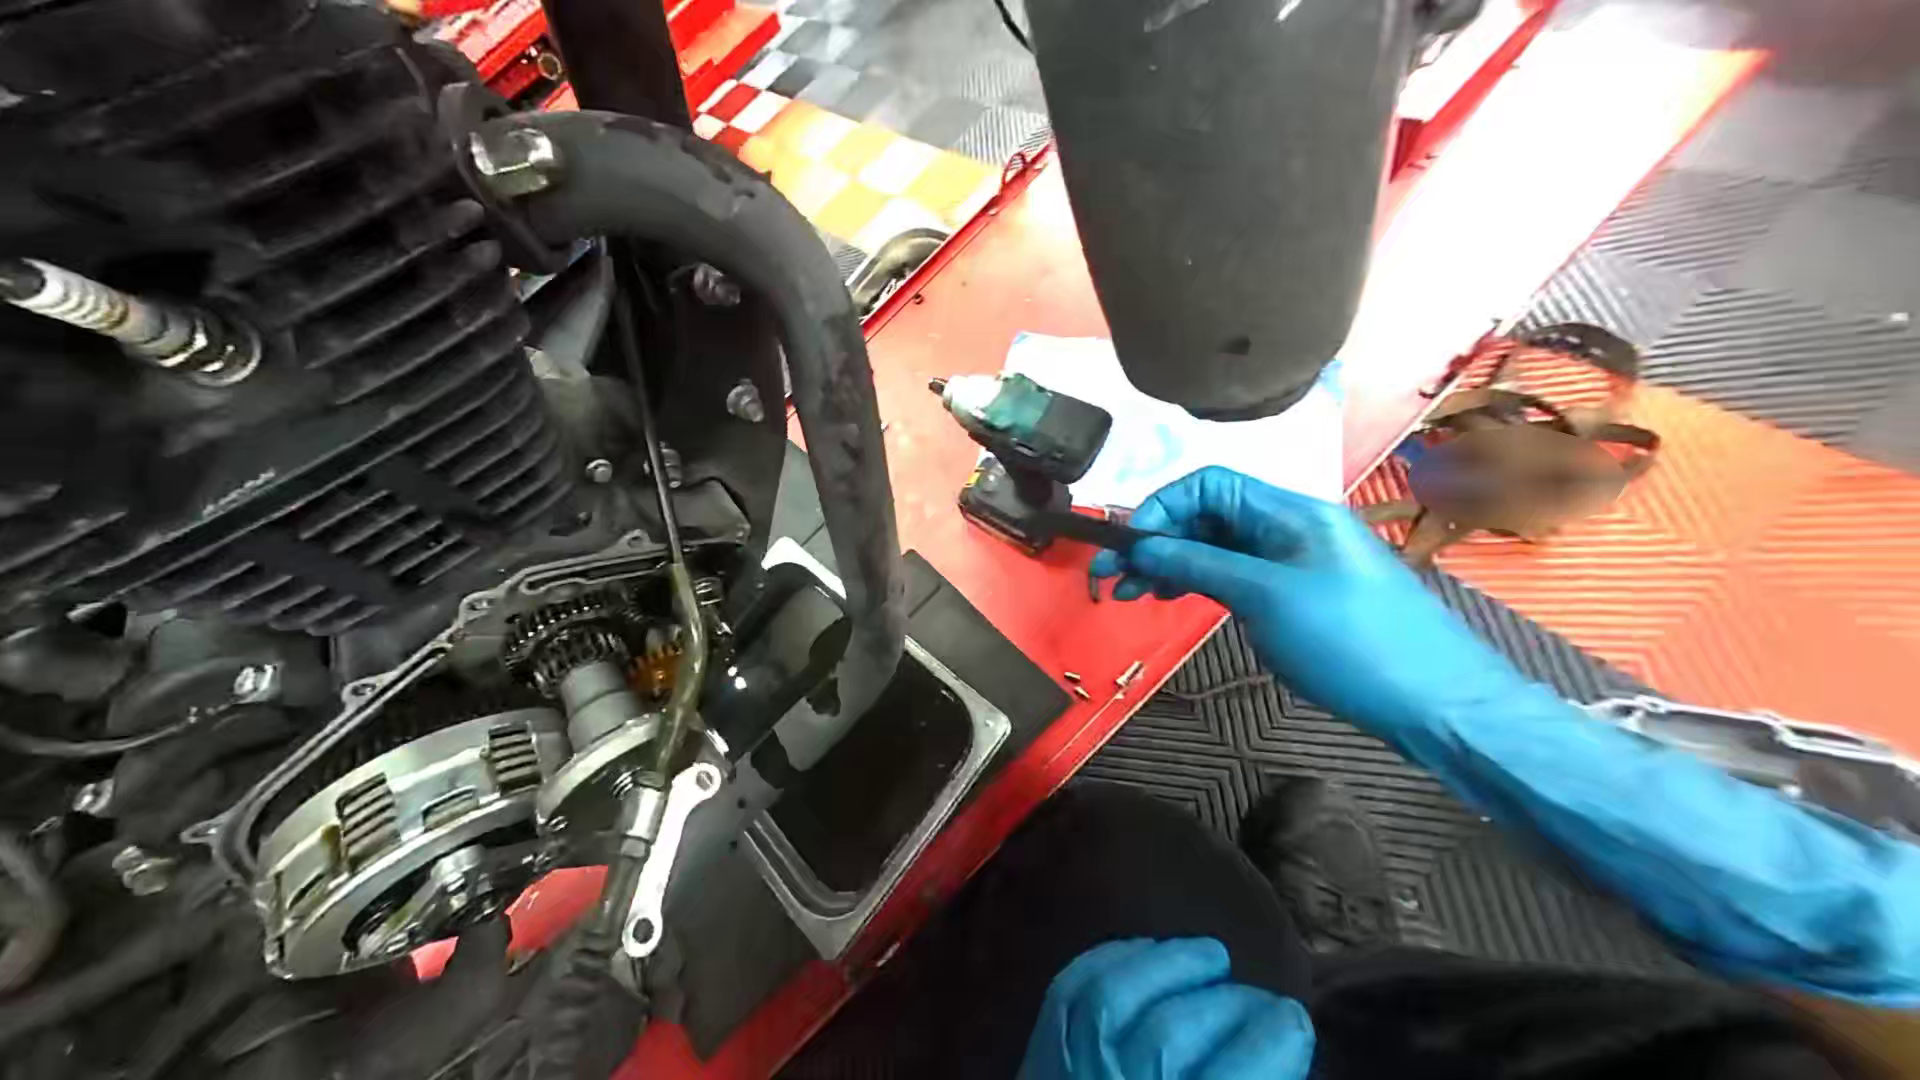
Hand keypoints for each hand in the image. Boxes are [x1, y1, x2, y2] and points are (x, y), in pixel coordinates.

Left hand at [1018, 938, 1312, 1079]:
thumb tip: (1279, 1053)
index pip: (1230, 1079)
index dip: (1270, 1043)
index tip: (1295, 1018)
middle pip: (1172, 1032)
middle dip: (1229, 1004)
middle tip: (1263, 998)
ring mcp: (1070, 1067)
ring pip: (1117, 994)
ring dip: (1171, 963)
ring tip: (1212, 955)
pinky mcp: (1042, 1044)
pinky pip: (1075, 984)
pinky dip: (1115, 957)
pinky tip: (1148, 951)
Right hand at [1090, 467, 1524, 732]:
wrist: (1436, 704)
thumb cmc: (1350, 641)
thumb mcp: (1265, 597)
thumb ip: (1198, 565)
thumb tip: (1141, 546)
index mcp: (1288, 511)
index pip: (1209, 484)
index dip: (1162, 506)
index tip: (1132, 545)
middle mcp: (1286, 527)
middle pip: (1207, 516)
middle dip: (1157, 541)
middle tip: (1115, 579)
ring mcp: (1289, 562)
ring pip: (1215, 548)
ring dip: (1171, 566)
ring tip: (1133, 595)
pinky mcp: (1291, 593)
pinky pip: (1233, 575)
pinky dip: (1199, 583)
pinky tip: (1173, 600)